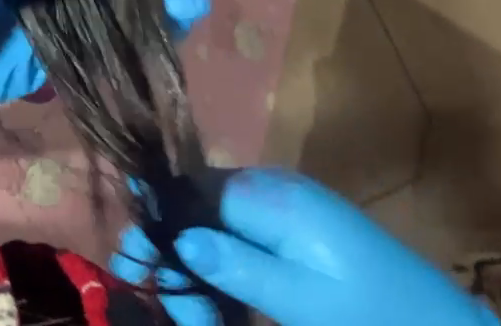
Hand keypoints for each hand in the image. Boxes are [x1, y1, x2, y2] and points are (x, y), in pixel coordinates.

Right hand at [112, 169, 496, 325]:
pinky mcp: (299, 229)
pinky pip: (244, 235)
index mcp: (273, 197)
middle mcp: (274, 188)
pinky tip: (219, 301)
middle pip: (200, 205)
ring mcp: (288, 206)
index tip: (127, 259)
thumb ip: (238, 266)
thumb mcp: (303, 301)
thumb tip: (178, 239)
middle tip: (154, 294)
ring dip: (196, 262)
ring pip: (218, 221)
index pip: (192, 195)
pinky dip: (225, 264)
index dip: (158, 226)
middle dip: (172, 246)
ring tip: (190, 311)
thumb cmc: (373, 316)